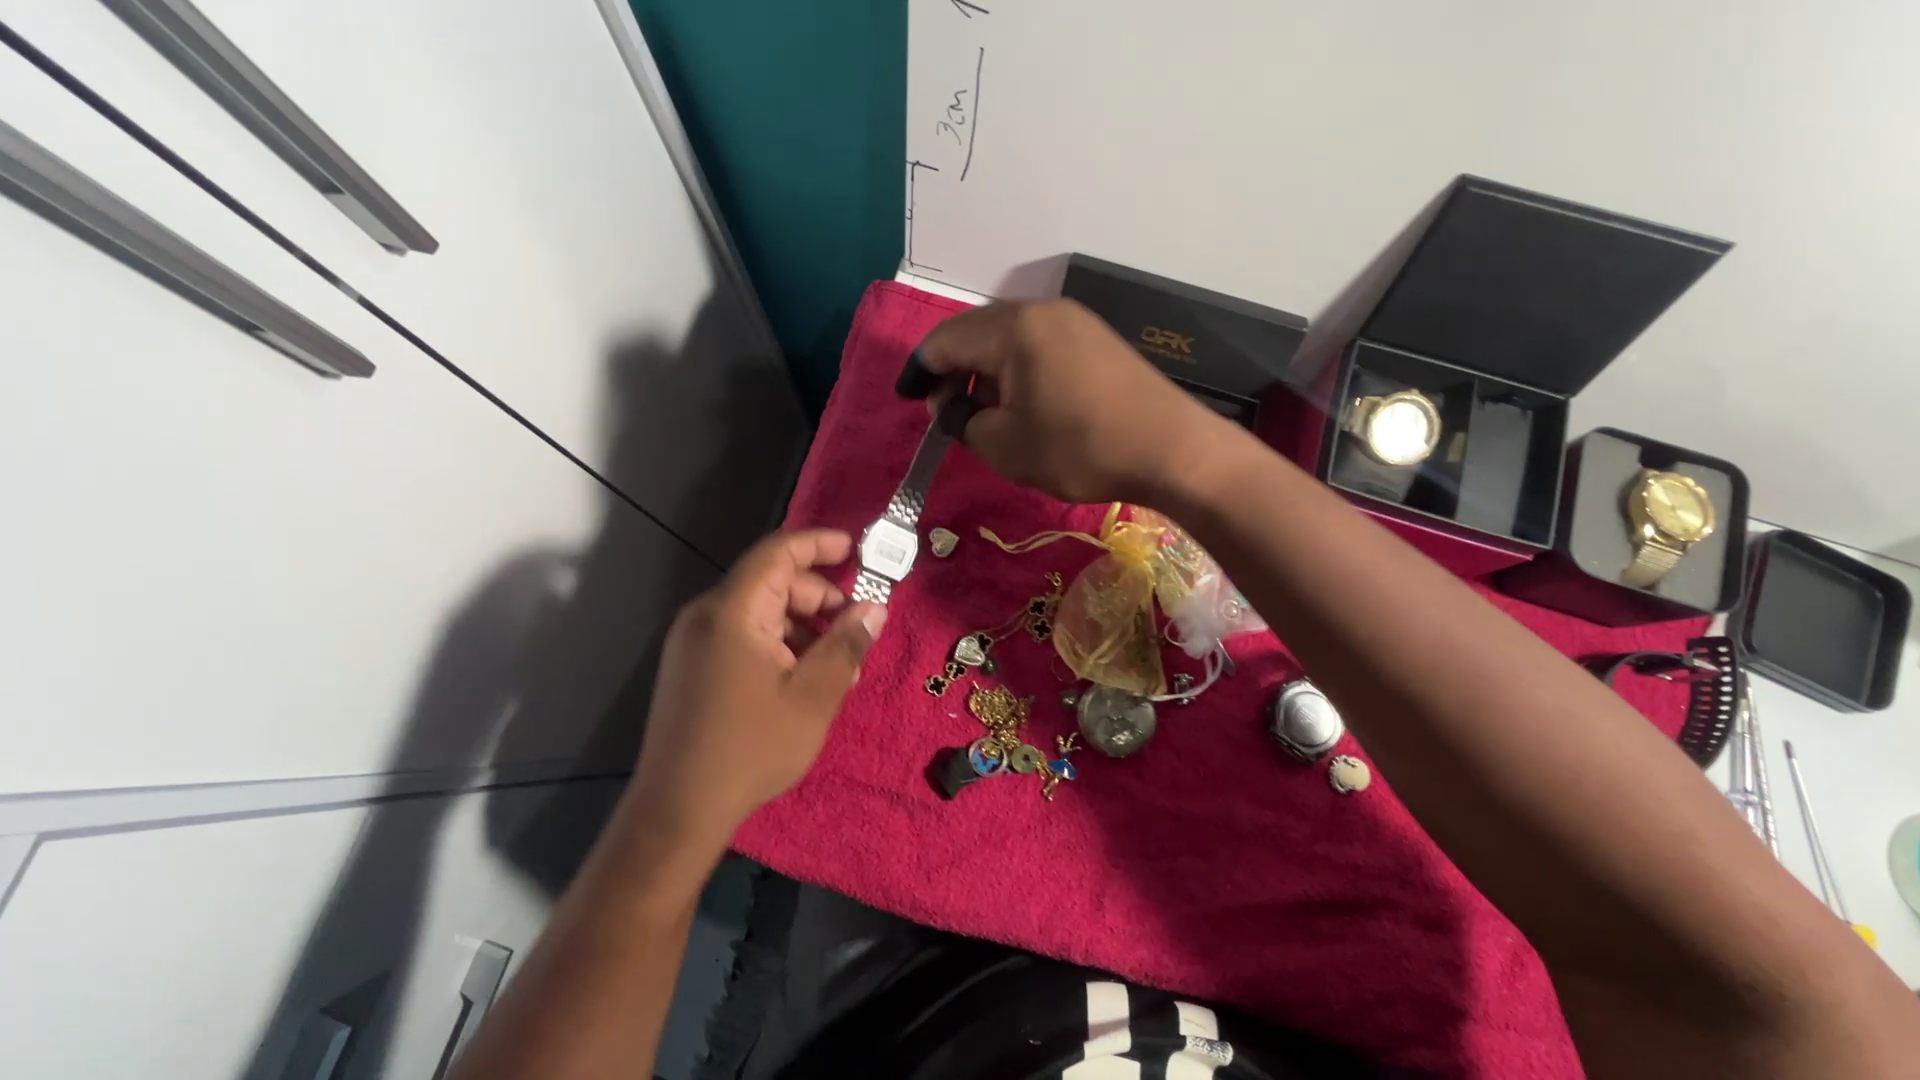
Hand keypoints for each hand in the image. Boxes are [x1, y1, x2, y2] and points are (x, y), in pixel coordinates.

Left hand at [625, 529, 885, 851]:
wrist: (678, 808)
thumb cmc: (751, 746)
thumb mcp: (813, 696)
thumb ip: (847, 645)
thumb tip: (875, 608)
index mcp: (733, 611)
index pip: (778, 553)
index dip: (819, 544)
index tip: (857, 549)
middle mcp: (706, 616)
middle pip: (771, 583)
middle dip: (820, 599)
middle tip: (857, 630)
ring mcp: (693, 643)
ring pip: (760, 614)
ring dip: (803, 629)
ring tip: (839, 669)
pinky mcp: (692, 668)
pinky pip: (743, 638)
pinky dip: (778, 646)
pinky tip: (804, 682)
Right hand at [917, 299, 1233, 503]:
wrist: (1172, 450)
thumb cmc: (1080, 448)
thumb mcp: (1005, 446)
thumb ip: (962, 421)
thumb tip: (951, 405)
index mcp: (1012, 328)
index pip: (944, 340)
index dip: (919, 371)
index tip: (909, 402)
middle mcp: (1041, 310)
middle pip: (977, 332)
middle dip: (954, 370)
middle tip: (947, 412)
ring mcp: (1074, 321)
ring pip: (1009, 338)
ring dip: (987, 371)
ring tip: (984, 414)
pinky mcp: (1097, 339)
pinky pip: (1039, 345)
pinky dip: (1018, 370)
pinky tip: (1024, 404)